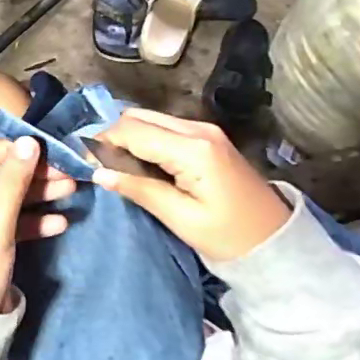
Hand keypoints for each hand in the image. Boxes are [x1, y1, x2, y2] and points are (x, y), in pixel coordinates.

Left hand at [0, 137, 75, 312]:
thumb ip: (14, 182)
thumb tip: (30, 142)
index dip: (15, 150)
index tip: (48, 151)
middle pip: (2, 175)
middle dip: (35, 174)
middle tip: (68, 173)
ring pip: (13, 197)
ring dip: (41, 194)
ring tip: (72, 191)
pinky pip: (16, 220)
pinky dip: (37, 219)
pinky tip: (60, 222)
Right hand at [90, 109, 289, 261]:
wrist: (276, 242)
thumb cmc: (230, 237)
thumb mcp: (181, 218)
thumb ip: (140, 189)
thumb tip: (98, 172)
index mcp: (193, 148)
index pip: (133, 131)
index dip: (102, 143)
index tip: (82, 162)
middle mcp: (198, 129)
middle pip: (138, 117)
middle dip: (113, 137)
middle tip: (97, 166)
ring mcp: (204, 130)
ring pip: (150, 120)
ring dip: (128, 138)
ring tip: (114, 168)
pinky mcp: (207, 138)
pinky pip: (165, 129)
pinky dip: (145, 141)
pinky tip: (138, 165)